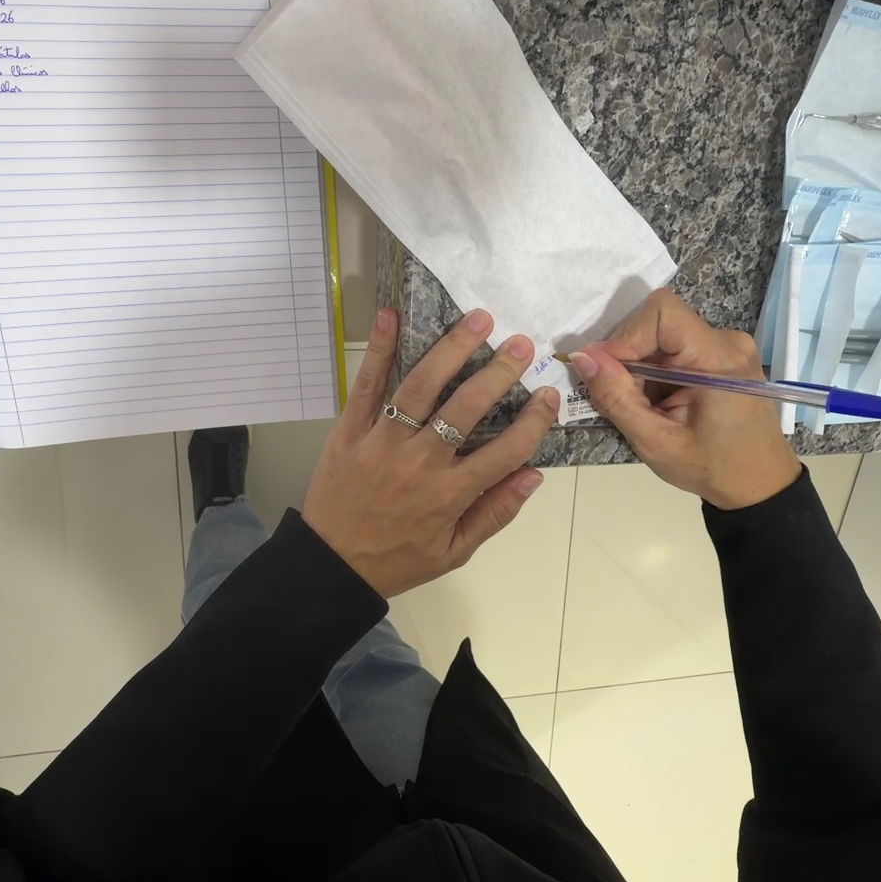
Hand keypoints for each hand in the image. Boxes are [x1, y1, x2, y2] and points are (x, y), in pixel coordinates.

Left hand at [302, 307, 558, 597]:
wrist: (331, 565)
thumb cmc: (398, 558)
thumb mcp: (454, 552)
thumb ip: (495, 514)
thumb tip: (534, 475)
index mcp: (450, 495)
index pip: (506, 452)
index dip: (534, 421)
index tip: (550, 394)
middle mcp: (421, 463)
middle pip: (467, 408)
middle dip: (499, 372)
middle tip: (521, 343)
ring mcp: (383, 443)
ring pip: (422, 387)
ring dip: (452, 349)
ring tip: (478, 319)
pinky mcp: (350, 431)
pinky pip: (366, 386)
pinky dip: (379, 350)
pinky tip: (391, 316)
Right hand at [570, 288, 800, 509]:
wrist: (759, 483)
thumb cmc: (710, 468)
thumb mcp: (655, 441)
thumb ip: (616, 397)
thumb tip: (581, 357)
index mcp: (718, 359)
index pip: (662, 312)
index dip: (626, 336)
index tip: (607, 372)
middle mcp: (727, 340)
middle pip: (658, 322)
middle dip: (629, 355)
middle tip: (622, 396)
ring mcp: (727, 345)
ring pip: (663, 335)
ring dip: (641, 366)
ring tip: (644, 404)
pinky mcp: (722, 354)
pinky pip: (675, 346)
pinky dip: (656, 370)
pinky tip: (660, 400)